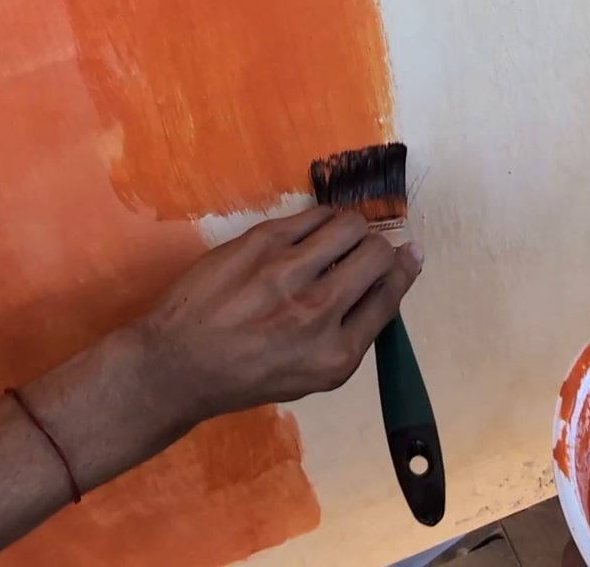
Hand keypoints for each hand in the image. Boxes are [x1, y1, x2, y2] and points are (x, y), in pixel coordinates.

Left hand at [136, 207, 423, 425]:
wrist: (179, 362)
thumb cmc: (248, 374)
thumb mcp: (311, 374)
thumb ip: (352, 330)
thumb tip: (389, 278)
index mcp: (336, 355)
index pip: (390, 296)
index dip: (404, 269)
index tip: (411, 251)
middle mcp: (319, 311)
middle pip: (377, 254)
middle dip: (378, 247)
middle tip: (363, 250)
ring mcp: (289, 271)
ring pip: (349, 225)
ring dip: (351, 229)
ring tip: (336, 239)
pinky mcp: (262, 241)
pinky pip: (315, 214)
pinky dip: (321, 220)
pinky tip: (311, 232)